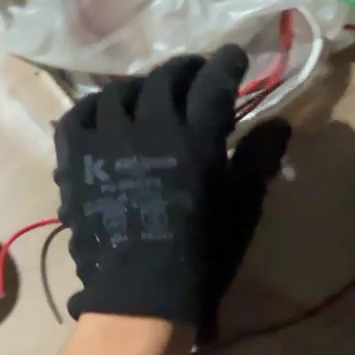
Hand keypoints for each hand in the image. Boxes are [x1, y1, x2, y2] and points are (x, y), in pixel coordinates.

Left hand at [54, 46, 291, 339]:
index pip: (213, 82)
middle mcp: (149, 128)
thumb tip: (279, 123)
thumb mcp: (241, 208)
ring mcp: (106, 142)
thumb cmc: (200, 256)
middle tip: (193, 76)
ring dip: (139, 89)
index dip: (226, 64)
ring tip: (148, 97)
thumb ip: (258, 160)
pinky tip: (105, 117)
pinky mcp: (76, 162)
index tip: (234, 58)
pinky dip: (94, 109)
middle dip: (184, 71)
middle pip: (164, 79)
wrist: (141, 295)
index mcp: (195, 138)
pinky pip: (77, 118)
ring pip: (118, 93)